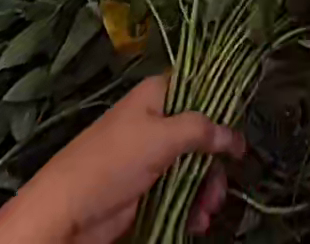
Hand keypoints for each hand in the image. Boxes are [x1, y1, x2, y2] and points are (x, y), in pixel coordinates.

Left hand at [0, 75, 244, 243]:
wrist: (70, 209)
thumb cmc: (114, 160)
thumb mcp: (161, 137)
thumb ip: (200, 130)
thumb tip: (234, 134)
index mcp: (157, 95)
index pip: (197, 86)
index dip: (220, 105)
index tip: (238, 131)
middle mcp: (157, 119)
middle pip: (202, 133)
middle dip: (215, 164)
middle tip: (218, 189)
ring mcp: (152, 154)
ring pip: (195, 166)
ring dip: (206, 191)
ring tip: (204, 214)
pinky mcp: (149, 185)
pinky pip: (182, 190)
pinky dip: (192, 206)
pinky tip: (194, 222)